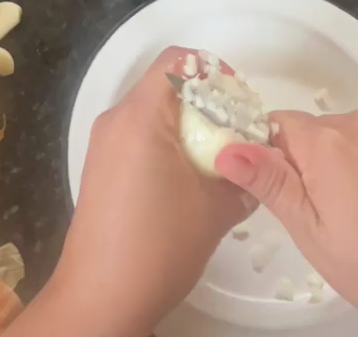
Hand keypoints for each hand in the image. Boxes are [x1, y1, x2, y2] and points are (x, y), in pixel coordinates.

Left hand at [7, 47, 252, 336]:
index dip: (211, 68)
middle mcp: (117, 119)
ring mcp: (104, 142)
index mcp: (141, 116)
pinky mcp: (101, 165)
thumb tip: (257, 161)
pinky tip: (188, 176)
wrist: (99, 298)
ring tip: (217, 156)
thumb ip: (243, 176)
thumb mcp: (215, 209)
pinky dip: (166, 140)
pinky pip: (138, 134)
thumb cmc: (158, 246)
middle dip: (204, 99)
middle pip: (163, 83)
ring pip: (151, 110)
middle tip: (236, 129)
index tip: (236, 98)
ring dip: (186, 122)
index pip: (176, 60)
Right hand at [215, 110, 357, 336]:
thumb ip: (270, 183)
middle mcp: (354, 124)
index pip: (271, 126)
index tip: (275, 199)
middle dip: (298, 169)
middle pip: (303, 133)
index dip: (264, 159)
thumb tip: (224, 146)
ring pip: (333, 144)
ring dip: (328, 174)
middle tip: (315, 224)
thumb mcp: (315, 235)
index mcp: (324, 141)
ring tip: (350, 228)